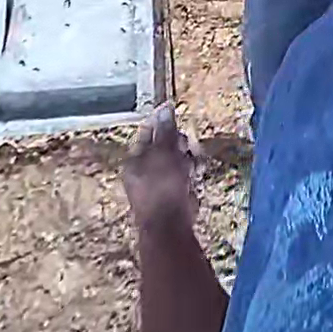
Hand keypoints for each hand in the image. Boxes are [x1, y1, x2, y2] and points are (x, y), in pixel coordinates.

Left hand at [122, 104, 197, 232]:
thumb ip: (166, 131)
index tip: (176, 113)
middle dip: (180, 142)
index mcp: (135, 160)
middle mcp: (145, 169)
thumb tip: (165, 108)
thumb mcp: (163, 153)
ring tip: (194, 165)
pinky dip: (193, 169)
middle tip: (186, 147)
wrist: (169, 223)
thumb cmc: (162, 185)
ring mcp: (160, 180)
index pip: (149, 132)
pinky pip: (186, 170)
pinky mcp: (175, 188)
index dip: (162, 121)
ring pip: (180, 156)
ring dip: (189, 157)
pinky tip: (197, 174)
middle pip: (166, 143)